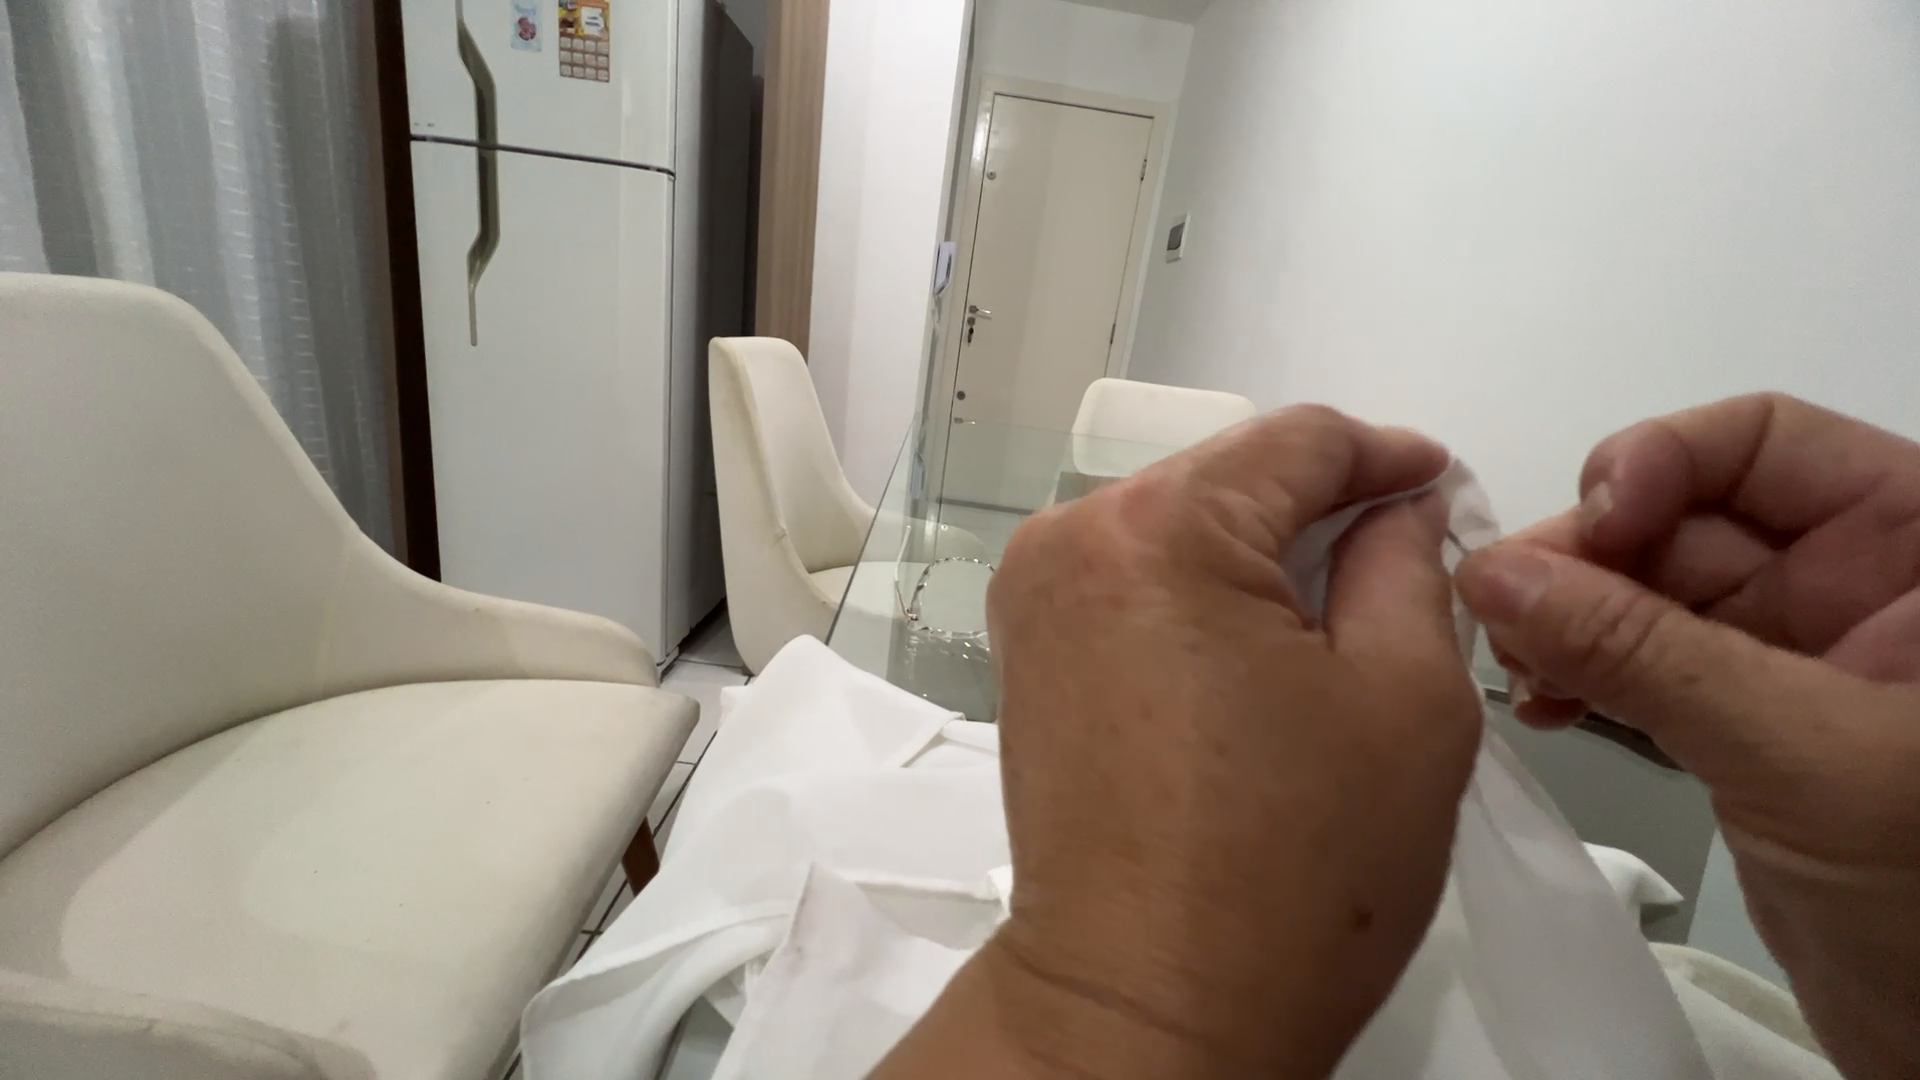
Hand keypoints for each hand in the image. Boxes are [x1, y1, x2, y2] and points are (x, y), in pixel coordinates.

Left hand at [875, 407, 1482, 1078]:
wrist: (1138, 990)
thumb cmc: (1290, 864)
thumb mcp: (1403, 698)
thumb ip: (1404, 565)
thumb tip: (1398, 504)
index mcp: (1159, 529)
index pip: (1291, 439)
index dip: (1379, 453)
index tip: (1434, 486)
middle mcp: (1070, 537)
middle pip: (1220, 474)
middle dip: (1312, 501)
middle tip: (1394, 545)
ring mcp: (1032, 588)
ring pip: (1169, 520)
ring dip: (1249, 544)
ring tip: (1326, 598)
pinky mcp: (1023, 640)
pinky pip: (1123, 572)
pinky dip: (1189, 582)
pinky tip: (1243, 630)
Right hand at [1455, 394, 1919, 1079]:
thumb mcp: (1806, 757)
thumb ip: (1638, 653)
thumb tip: (1487, 574)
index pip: (1754, 444)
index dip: (1651, 468)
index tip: (1578, 543)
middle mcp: (1853, 585)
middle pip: (1668, 518)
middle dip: (1574, 564)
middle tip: (1505, 627)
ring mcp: (1786, 652)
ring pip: (1629, 590)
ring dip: (1555, 624)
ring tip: (1519, 678)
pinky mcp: (1735, 713)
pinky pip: (1624, 658)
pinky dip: (1569, 673)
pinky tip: (1542, 709)